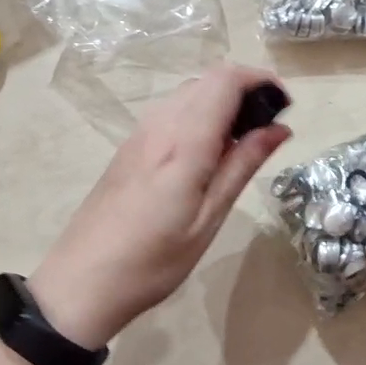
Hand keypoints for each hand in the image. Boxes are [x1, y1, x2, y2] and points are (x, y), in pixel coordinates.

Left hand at [29, 63, 291, 348]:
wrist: (80, 284)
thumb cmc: (153, 260)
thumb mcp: (208, 219)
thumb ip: (243, 166)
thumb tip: (280, 128)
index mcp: (184, 140)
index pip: (226, 80)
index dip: (260, 80)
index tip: (285, 104)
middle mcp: (160, 124)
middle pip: (209, 79)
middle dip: (246, 89)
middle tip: (269, 128)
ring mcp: (141, 132)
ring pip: (190, 92)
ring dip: (222, 101)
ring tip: (244, 143)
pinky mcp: (130, 146)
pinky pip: (173, 111)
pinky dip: (200, 115)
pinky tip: (209, 153)